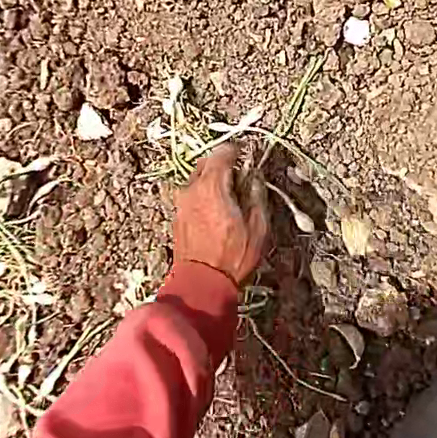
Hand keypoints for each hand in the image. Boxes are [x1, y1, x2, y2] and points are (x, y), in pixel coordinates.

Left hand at [172, 144, 269, 286]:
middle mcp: (192, 190)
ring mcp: (182, 204)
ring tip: (231, 195)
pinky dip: (205, 194)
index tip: (248, 157)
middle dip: (224, 164)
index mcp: (212, 187)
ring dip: (214, 180)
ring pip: (197, 179)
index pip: (222, 153)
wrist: (201, 285)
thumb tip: (255, 177)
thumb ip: (256, 194)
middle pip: (206, 163)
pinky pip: (193, 195)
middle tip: (241, 175)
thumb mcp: (258, 225)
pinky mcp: (178, 217)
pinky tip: (218, 209)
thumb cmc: (233, 256)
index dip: (237, 151)